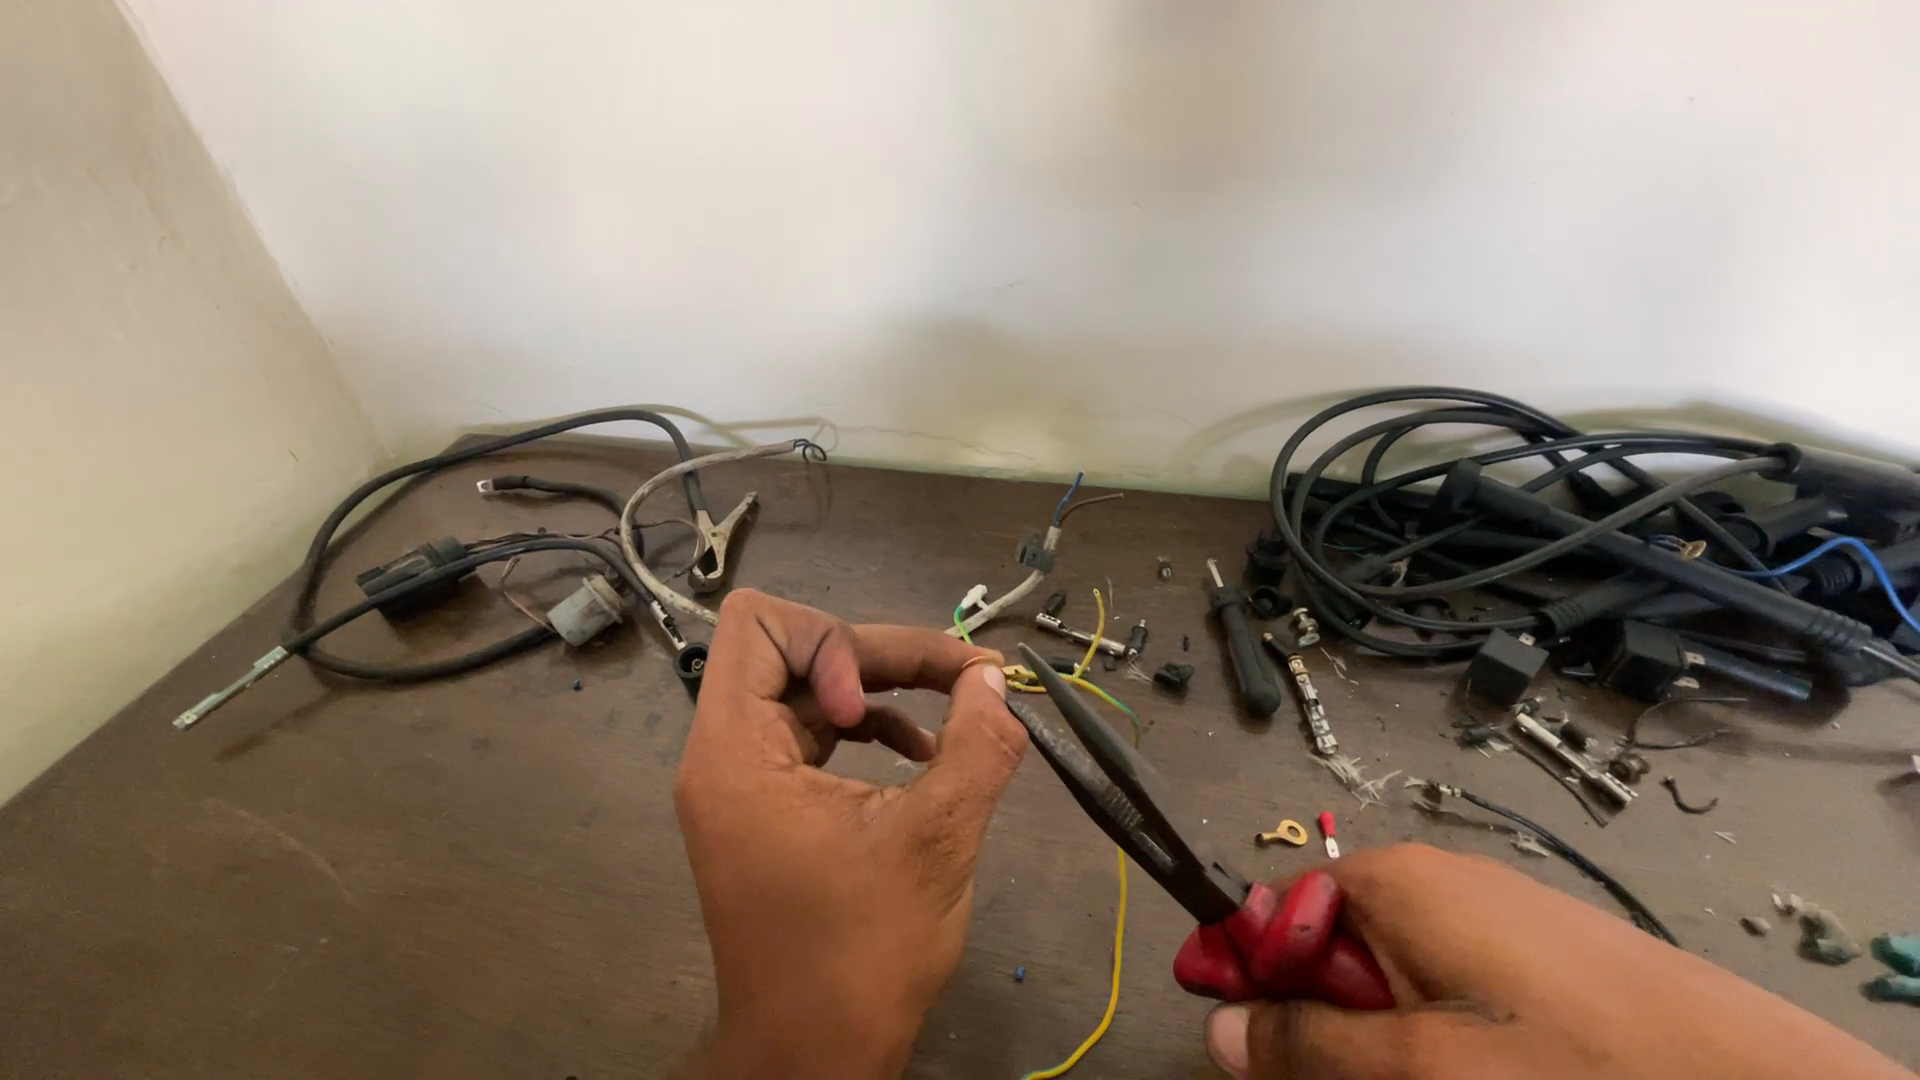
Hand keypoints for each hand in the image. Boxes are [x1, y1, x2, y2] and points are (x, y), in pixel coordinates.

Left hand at [673, 590, 1027, 1078]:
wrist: (814, 1057)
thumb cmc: (862, 954)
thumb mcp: (936, 841)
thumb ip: (976, 745)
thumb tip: (993, 680)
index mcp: (736, 749)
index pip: (757, 623)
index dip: (829, 640)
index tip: (870, 704)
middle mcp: (728, 750)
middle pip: (798, 646)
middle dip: (884, 653)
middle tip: (967, 673)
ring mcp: (748, 775)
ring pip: (815, 684)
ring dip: (887, 685)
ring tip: (959, 706)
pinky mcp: (773, 799)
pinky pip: (820, 728)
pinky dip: (873, 725)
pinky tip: (924, 755)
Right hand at [1203, 844, 1907, 1079]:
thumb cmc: (1566, 1061)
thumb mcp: (1420, 1066)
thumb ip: (1308, 1044)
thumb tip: (1218, 1027)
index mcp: (1385, 879)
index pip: (1272, 907)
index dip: (1245, 967)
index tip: (1233, 1031)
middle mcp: (1425, 875)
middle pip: (1328, 938)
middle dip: (1318, 1010)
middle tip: (1341, 1079)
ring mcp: (1485, 906)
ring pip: (1385, 964)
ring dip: (1372, 1026)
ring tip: (1408, 1077)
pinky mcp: (1531, 941)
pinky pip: (1443, 973)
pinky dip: (1428, 1023)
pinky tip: (1465, 1069)